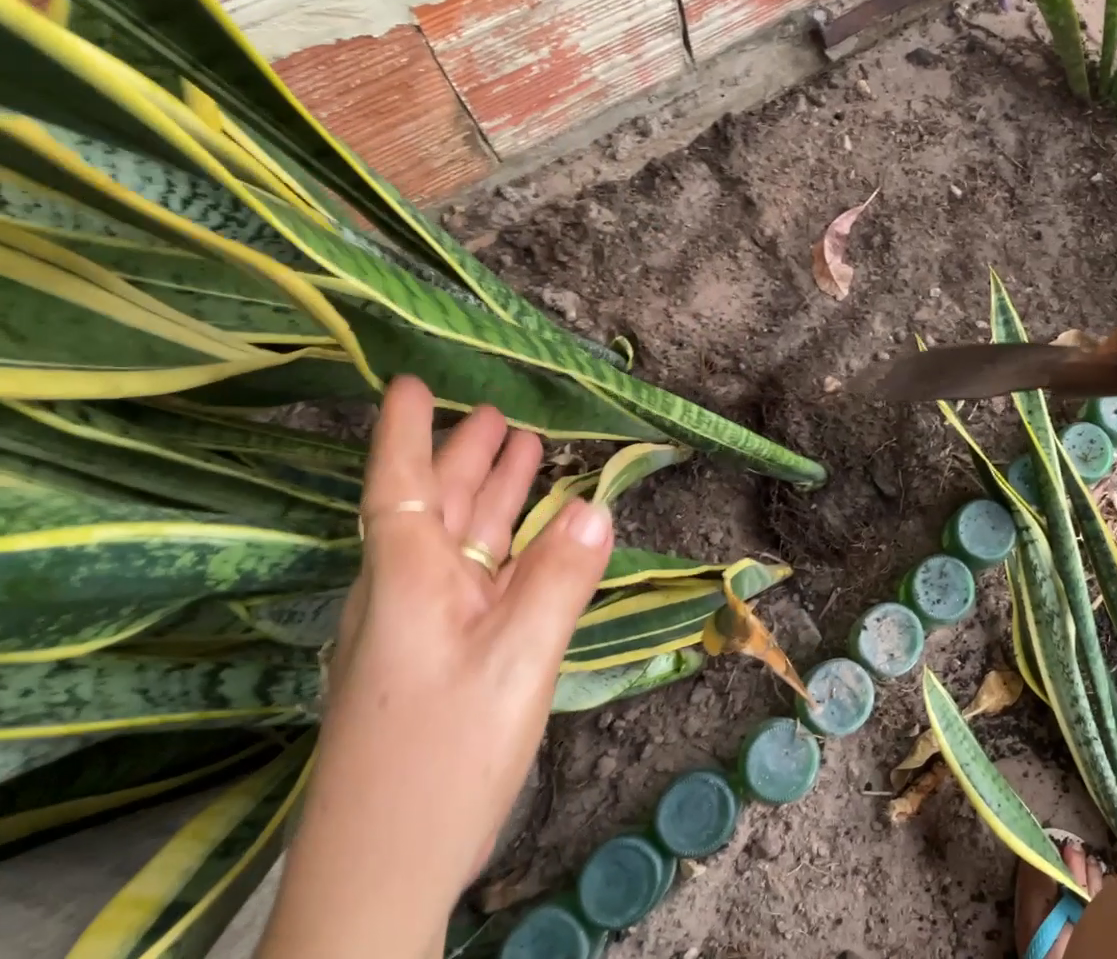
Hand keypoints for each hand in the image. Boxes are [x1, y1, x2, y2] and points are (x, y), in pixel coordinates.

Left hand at [260, 376, 612, 958]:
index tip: (410, 383)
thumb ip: (558, 582)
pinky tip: (527, 546)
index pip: (401, 488)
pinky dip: (504, 550)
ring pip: (457, 547)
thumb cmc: (443, 758)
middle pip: (436, 511)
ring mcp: (420, 635)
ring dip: (489, 500)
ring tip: (522, 455)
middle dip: (468, 459)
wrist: (382, 870)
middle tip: (503, 414)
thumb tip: (598, 507)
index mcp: (408, 584)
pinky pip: (474, 585)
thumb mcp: (516, 664)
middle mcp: (407, 599)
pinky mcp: (437, 667)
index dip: (407, 434)